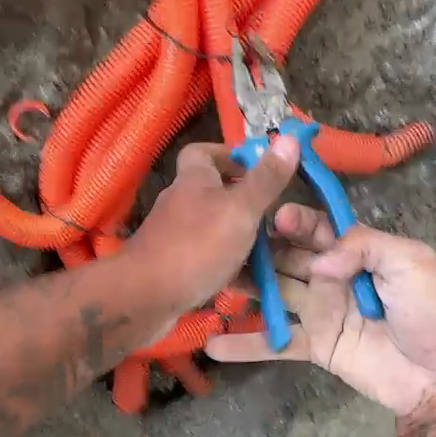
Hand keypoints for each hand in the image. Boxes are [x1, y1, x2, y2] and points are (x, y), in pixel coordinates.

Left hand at [124, 138, 299, 312]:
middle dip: (244, 202)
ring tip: (271, 251)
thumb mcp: (240, 210)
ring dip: (239, 237)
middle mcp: (180, 203)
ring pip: (213, 229)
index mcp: (193, 180)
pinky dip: (227, 266)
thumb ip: (266, 180)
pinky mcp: (173, 267)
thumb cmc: (196, 246)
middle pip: (213, 193)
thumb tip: (290, 138)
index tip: (259, 169)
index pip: (204, 153)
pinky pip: (207, 259)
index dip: (230, 155)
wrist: (145, 298)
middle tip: (275, 216)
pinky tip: (248, 281)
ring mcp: (174, 237)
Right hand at [205, 205, 435, 416]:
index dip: (295, 222)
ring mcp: (320, 312)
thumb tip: (318, 262)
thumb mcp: (411, 261)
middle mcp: (333, 276)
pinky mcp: (314, 347)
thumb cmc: (434, 311)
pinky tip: (212, 345)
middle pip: (288, 257)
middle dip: (258, 249)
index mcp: (358, 250)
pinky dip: (246, 345)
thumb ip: (364, 246)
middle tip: (225, 245)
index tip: (273, 218)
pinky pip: (276, 342)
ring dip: (244, 287)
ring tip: (209, 281)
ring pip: (275, 293)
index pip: (318, 229)